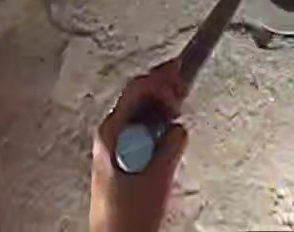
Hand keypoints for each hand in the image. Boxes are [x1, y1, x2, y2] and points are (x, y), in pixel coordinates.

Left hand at [90, 60, 188, 231]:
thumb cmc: (126, 219)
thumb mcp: (156, 180)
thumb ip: (170, 147)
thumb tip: (178, 127)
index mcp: (112, 132)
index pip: (136, 90)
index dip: (160, 82)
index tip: (179, 83)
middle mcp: (110, 132)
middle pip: (137, 94)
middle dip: (161, 83)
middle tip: (182, 76)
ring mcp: (114, 143)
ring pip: (139, 108)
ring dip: (160, 98)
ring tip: (179, 94)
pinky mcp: (122, 155)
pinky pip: (140, 124)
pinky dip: (157, 116)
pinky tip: (169, 118)